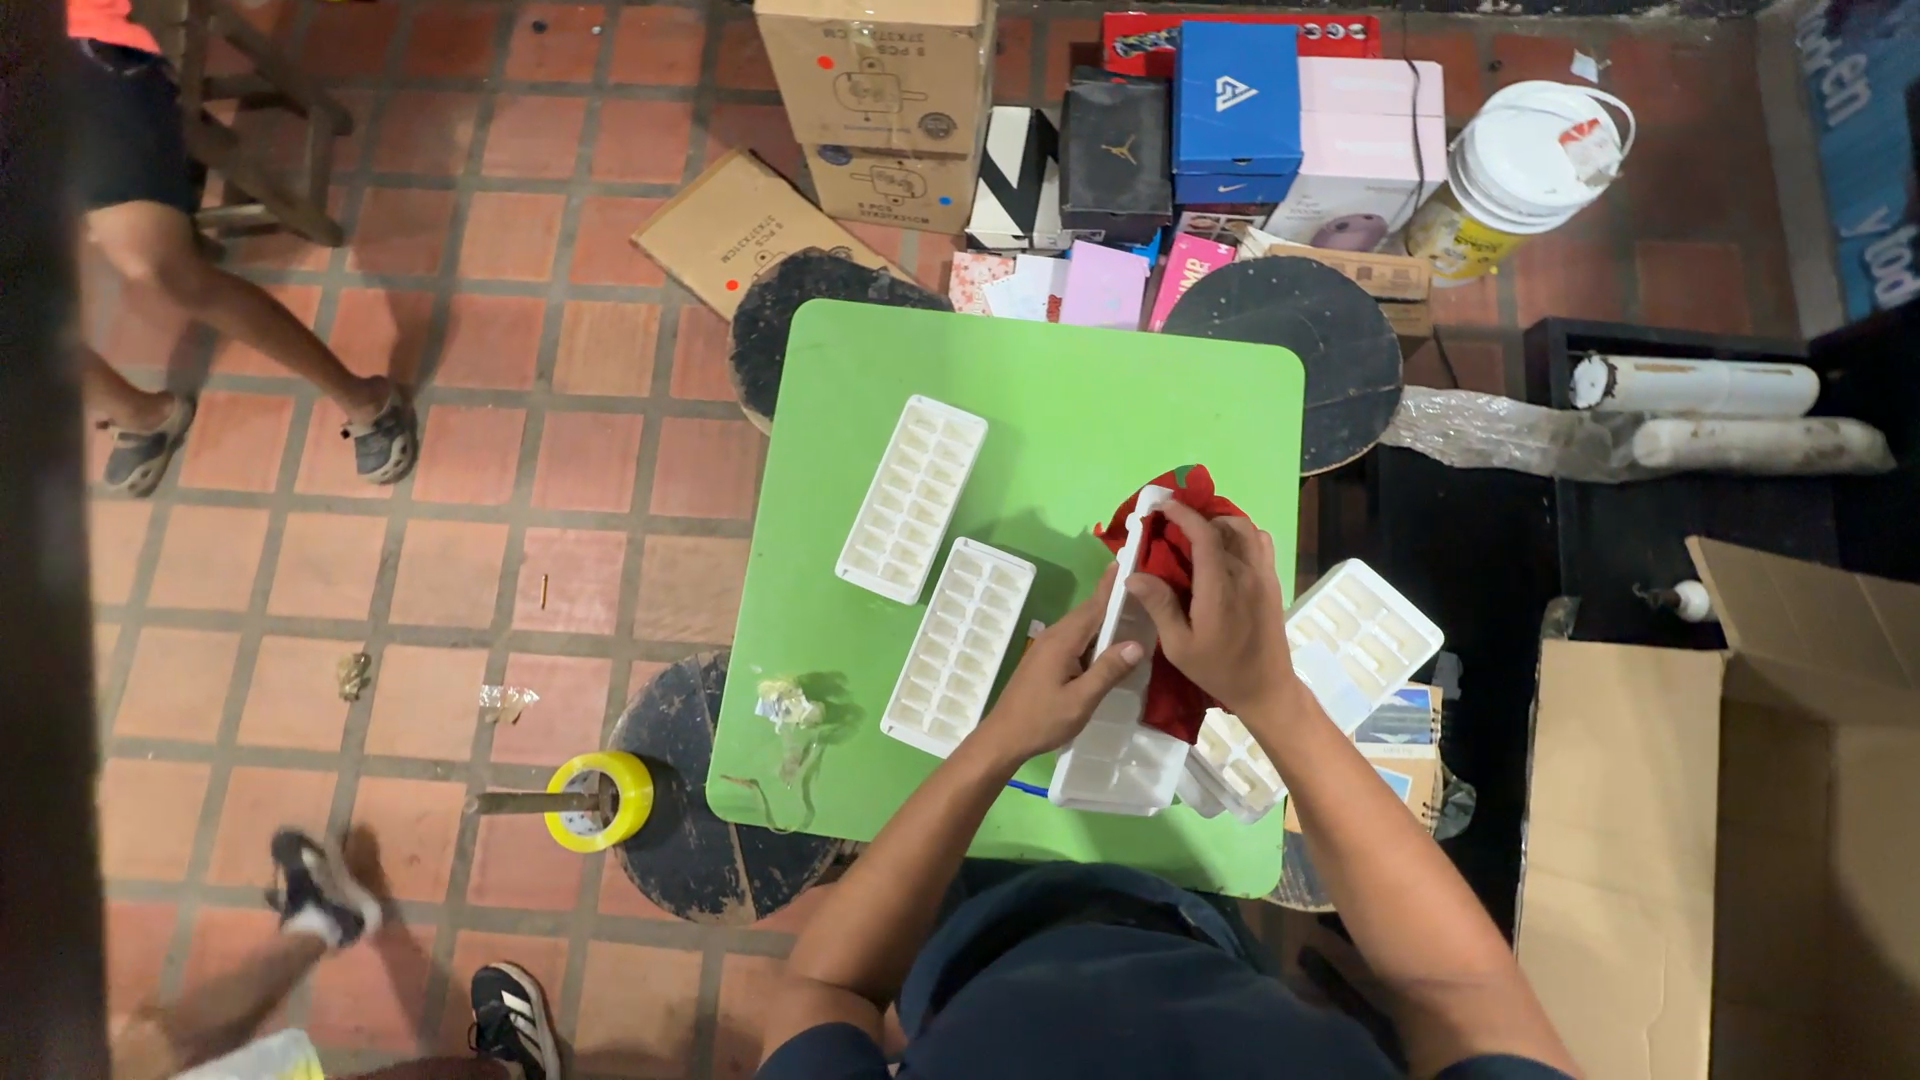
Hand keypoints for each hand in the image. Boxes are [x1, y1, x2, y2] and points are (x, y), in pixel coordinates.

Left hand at [967, 565, 1145, 765]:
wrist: (1004, 737)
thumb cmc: (1042, 720)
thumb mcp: (1081, 700)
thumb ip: (1107, 671)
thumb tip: (1136, 643)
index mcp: (1063, 641)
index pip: (1094, 606)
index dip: (1112, 585)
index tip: (1129, 560)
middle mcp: (1054, 636)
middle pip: (1089, 612)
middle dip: (1114, 598)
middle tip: (1145, 587)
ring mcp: (1048, 646)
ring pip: (1083, 625)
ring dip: (1105, 617)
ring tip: (1135, 611)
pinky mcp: (1046, 658)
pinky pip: (1076, 638)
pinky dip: (1095, 634)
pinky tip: (1110, 643)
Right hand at [1125, 500, 1297, 717]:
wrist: (1266, 688)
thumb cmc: (1218, 670)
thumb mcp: (1179, 646)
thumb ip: (1160, 606)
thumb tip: (1133, 575)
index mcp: (1219, 587)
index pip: (1204, 534)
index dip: (1182, 514)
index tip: (1161, 507)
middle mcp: (1245, 573)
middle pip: (1225, 525)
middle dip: (1198, 517)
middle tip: (1174, 524)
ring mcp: (1263, 576)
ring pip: (1247, 529)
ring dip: (1221, 523)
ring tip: (1199, 535)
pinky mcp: (1272, 583)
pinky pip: (1261, 544)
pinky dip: (1241, 535)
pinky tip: (1224, 550)